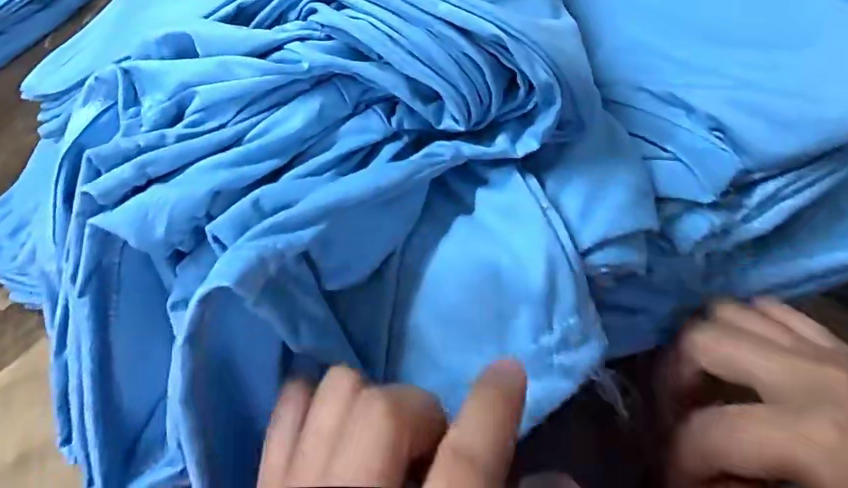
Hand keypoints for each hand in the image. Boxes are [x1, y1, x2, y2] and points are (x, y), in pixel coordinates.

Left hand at [258, 359, 528, 487]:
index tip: (509, 369)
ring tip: (385, 442)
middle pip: (389, 412)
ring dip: (369, 402)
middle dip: (423, 412)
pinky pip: (287, 410)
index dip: (493, 409)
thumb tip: (560, 479)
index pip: (466, 462)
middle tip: (436, 447)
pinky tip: (333, 432)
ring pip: (335, 393)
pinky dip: (314, 406)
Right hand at [663, 298, 847, 487]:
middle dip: (674, 378)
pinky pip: (777, 311)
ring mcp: (836, 354)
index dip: (676, 459)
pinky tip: (749, 366)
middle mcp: (814, 374)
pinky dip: (748, 328)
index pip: (708, 432)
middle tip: (675, 419)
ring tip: (706, 387)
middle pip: (702, 338)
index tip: (669, 478)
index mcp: (815, 434)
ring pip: (731, 309)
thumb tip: (703, 477)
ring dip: (706, 345)